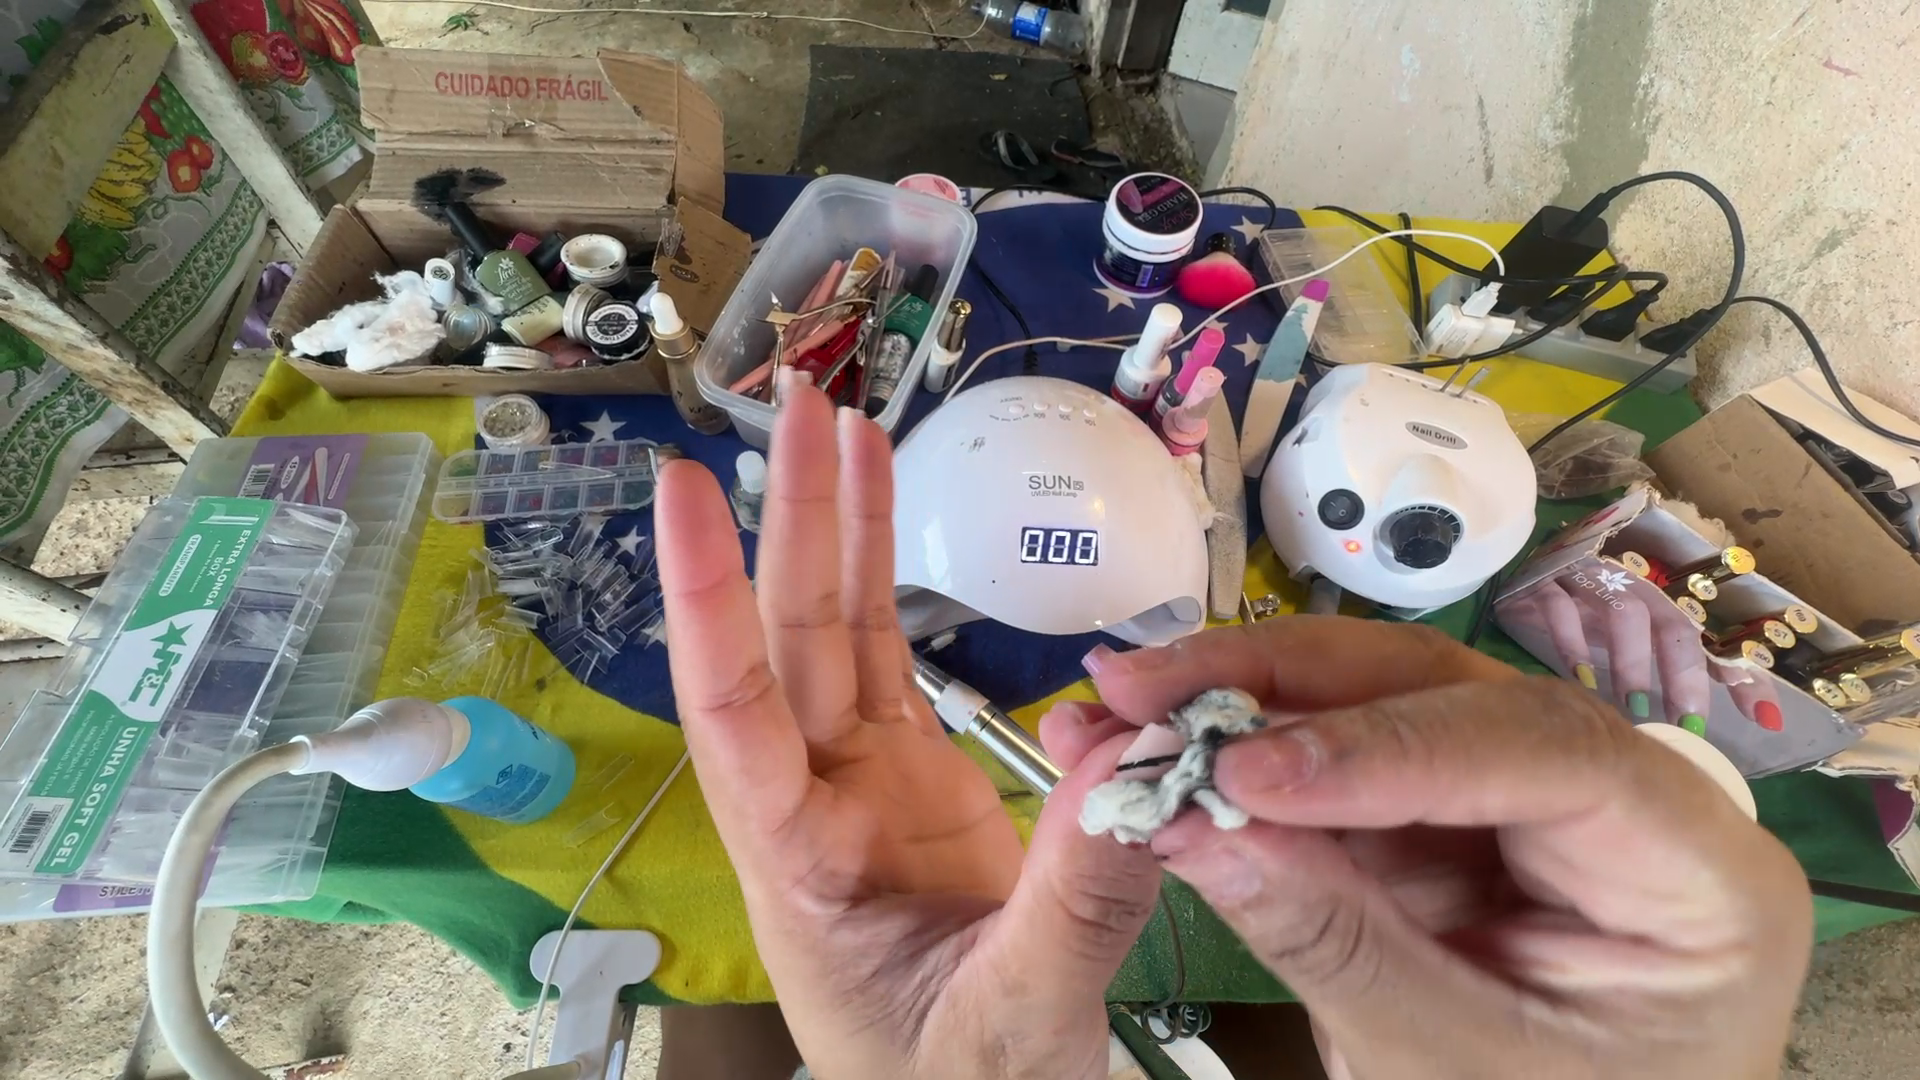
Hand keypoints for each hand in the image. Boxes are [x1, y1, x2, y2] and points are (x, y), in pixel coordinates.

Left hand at [656, 374, 1161, 1079]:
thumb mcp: (1014, 1016)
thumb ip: (1074, 902)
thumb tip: (1138, 769)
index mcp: (801, 857)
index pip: (732, 709)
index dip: (703, 596)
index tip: (684, 489)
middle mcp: (812, 793)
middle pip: (787, 636)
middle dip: (791, 516)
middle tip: (801, 406)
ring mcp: (859, 767)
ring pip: (833, 625)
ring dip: (833, 524)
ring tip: (839, 427)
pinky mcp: (905, 758)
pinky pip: (883, 646)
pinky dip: (881, 570)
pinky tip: (878, 504)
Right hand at [1077, 618, 1812, 1079]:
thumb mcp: (1448, 1071)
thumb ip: (1328, 943)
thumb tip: (1187, 823)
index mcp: (1680, 865)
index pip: (1540, 751)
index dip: (1382, 746)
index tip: (1241, 772)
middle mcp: (1579, 780)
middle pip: (1422, 680)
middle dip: (1269, 676)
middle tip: (1137, 684)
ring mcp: (1475, 772)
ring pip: (1345, 685)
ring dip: (1222, 687)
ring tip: (1118, 698)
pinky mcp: (1395, 784)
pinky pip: (1300, 734)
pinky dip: (1217, 731)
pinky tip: (1143, 727)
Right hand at [1505, 572, 1781, 730]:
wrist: (1513, 574)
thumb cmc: (1574, 609)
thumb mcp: (1624, 635)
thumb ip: (1664, 661)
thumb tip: (1720, 713)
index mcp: (1654, 599)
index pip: (1712, 638)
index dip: (1740, 674)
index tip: (1763, 721)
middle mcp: (1628, 584)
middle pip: (1671, 623)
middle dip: (1684, 675)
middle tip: (1687, 723)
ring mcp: (1584, 579)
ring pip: (1623, 613)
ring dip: (1632, 663)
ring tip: (1631, 707)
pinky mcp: (1542, 581)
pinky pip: (1560, 609)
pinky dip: (1572, 644)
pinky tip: (1579, 678)